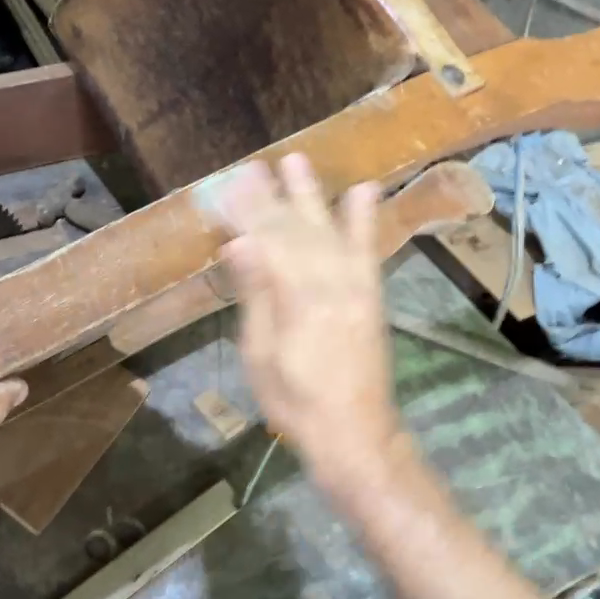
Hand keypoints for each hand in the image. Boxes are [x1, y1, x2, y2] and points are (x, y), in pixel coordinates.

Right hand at [214, 155, 404, 477]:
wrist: (355, 435)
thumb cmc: (294, 401)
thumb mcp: (260, 355)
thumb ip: (255, 296)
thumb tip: (238, 244)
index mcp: (297, 300)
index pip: (267, 241)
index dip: (246, 211)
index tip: (228, 185)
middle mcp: (330, 284)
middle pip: (295, 230)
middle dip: (271, 196)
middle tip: (251, 167)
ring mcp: (355, 288)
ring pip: (328, 231)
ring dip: (311, 196)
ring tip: (296, 162)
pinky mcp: (371, 297)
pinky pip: (366, 251)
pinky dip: (363, 220)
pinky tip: (363, 191)